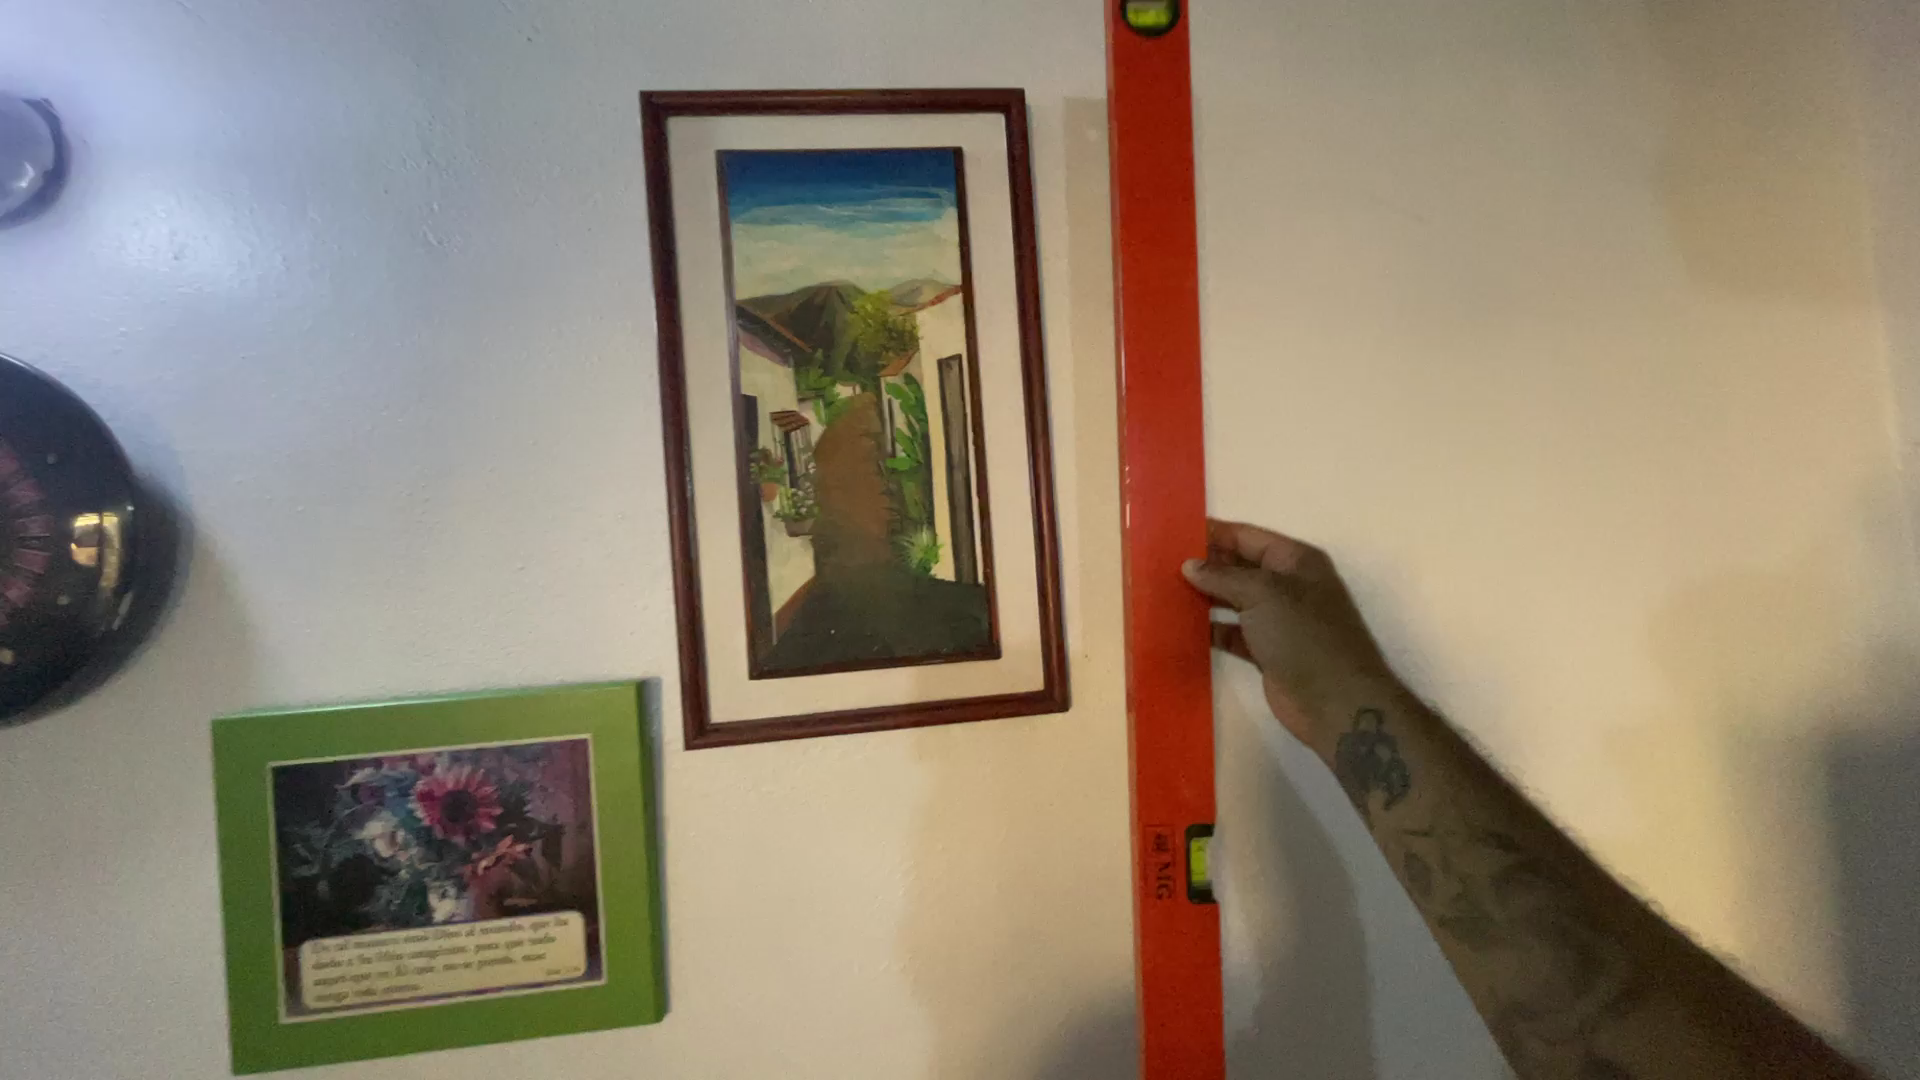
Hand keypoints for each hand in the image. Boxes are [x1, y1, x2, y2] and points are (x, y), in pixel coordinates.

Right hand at [1182, 519, 1399, 754]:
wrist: (1335, 701)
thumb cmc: (1304, 635)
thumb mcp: (1263, 593)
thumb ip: (1222, 576)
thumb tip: (1189, 566)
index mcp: (1294, 561)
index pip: (1247, 536)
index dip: (1213, 533)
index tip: (1175, 532)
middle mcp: (1286, 586)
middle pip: (1237, 566)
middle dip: (1204, 564)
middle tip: (1161, 562)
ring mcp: (1276, 620)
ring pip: (1231, 599)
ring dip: (1203, 596)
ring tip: (1164, 590)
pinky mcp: (1265, 650)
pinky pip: (1230, 631)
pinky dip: (1209, 628)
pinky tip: (1181, 626)